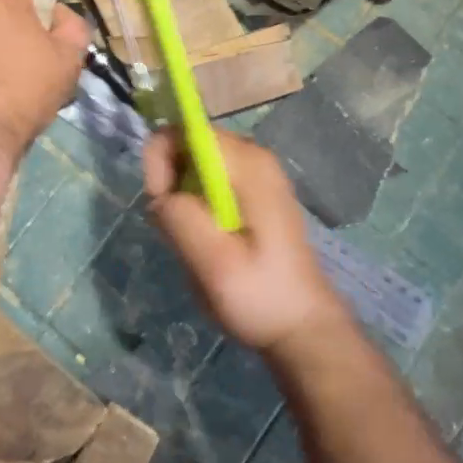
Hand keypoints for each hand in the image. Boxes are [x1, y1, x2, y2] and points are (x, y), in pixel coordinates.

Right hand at [144, 128, 350, 351]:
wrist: (303, 330)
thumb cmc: (261, 296)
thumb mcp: (214, 263)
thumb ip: (181, 218)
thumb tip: (160, 198)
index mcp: (248, 165)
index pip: (184, 132)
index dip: (160, 160)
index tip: (161, 205)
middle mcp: (253, 157)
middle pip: (186, 145)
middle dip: (169, 182)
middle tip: (177, 231)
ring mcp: (255, 174)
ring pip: (192, 166)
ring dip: (180, 200)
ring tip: (196, 242)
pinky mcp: (253, 192)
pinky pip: (206, 182)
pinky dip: (194, 207)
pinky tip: (208, 242)